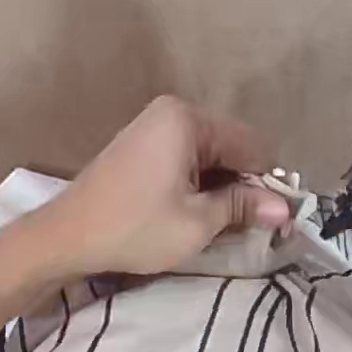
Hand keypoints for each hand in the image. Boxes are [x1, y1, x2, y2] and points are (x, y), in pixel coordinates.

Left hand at [21, 96, 291, 275]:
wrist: (65, 238)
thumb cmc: (133, 229)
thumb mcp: (196, 223)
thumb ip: (242, 207)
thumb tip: (286, 208)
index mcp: (187, 119)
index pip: (251, 144)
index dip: (267, 182)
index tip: (274, 218)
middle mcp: (169, 113)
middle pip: (228, 146)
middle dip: (240, 184)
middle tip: (245, 225)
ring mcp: (149, 129)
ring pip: (205, 156)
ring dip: (216, 187)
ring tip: (216, 224)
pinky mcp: (136, 149)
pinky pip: (181, 161)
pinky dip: (193, 185)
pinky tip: (190, 213)